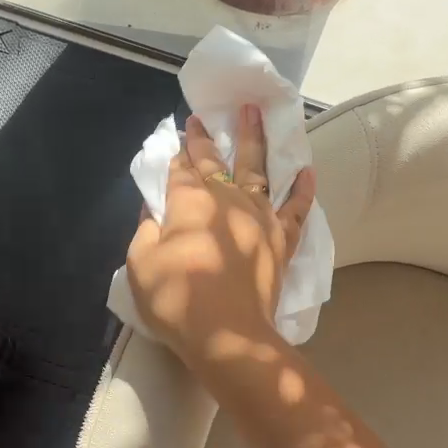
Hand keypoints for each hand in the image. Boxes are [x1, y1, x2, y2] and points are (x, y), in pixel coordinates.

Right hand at [126, 105, 315, 363]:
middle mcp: (227, 198)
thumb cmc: (176, 300)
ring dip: (255, 139)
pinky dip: (302, 190)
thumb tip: (155, 208)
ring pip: (259, 170)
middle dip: (207, 138)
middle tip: (204, 116)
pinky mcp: (282, 240)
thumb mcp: (141, 263)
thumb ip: (146, 229)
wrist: (228, 335)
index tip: (178, 135)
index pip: (181, 168)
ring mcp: (260, 217)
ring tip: (255, 113)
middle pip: (216, 160)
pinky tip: (306, 171)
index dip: (177, 152)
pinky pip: (297, 210)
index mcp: (190, 200)